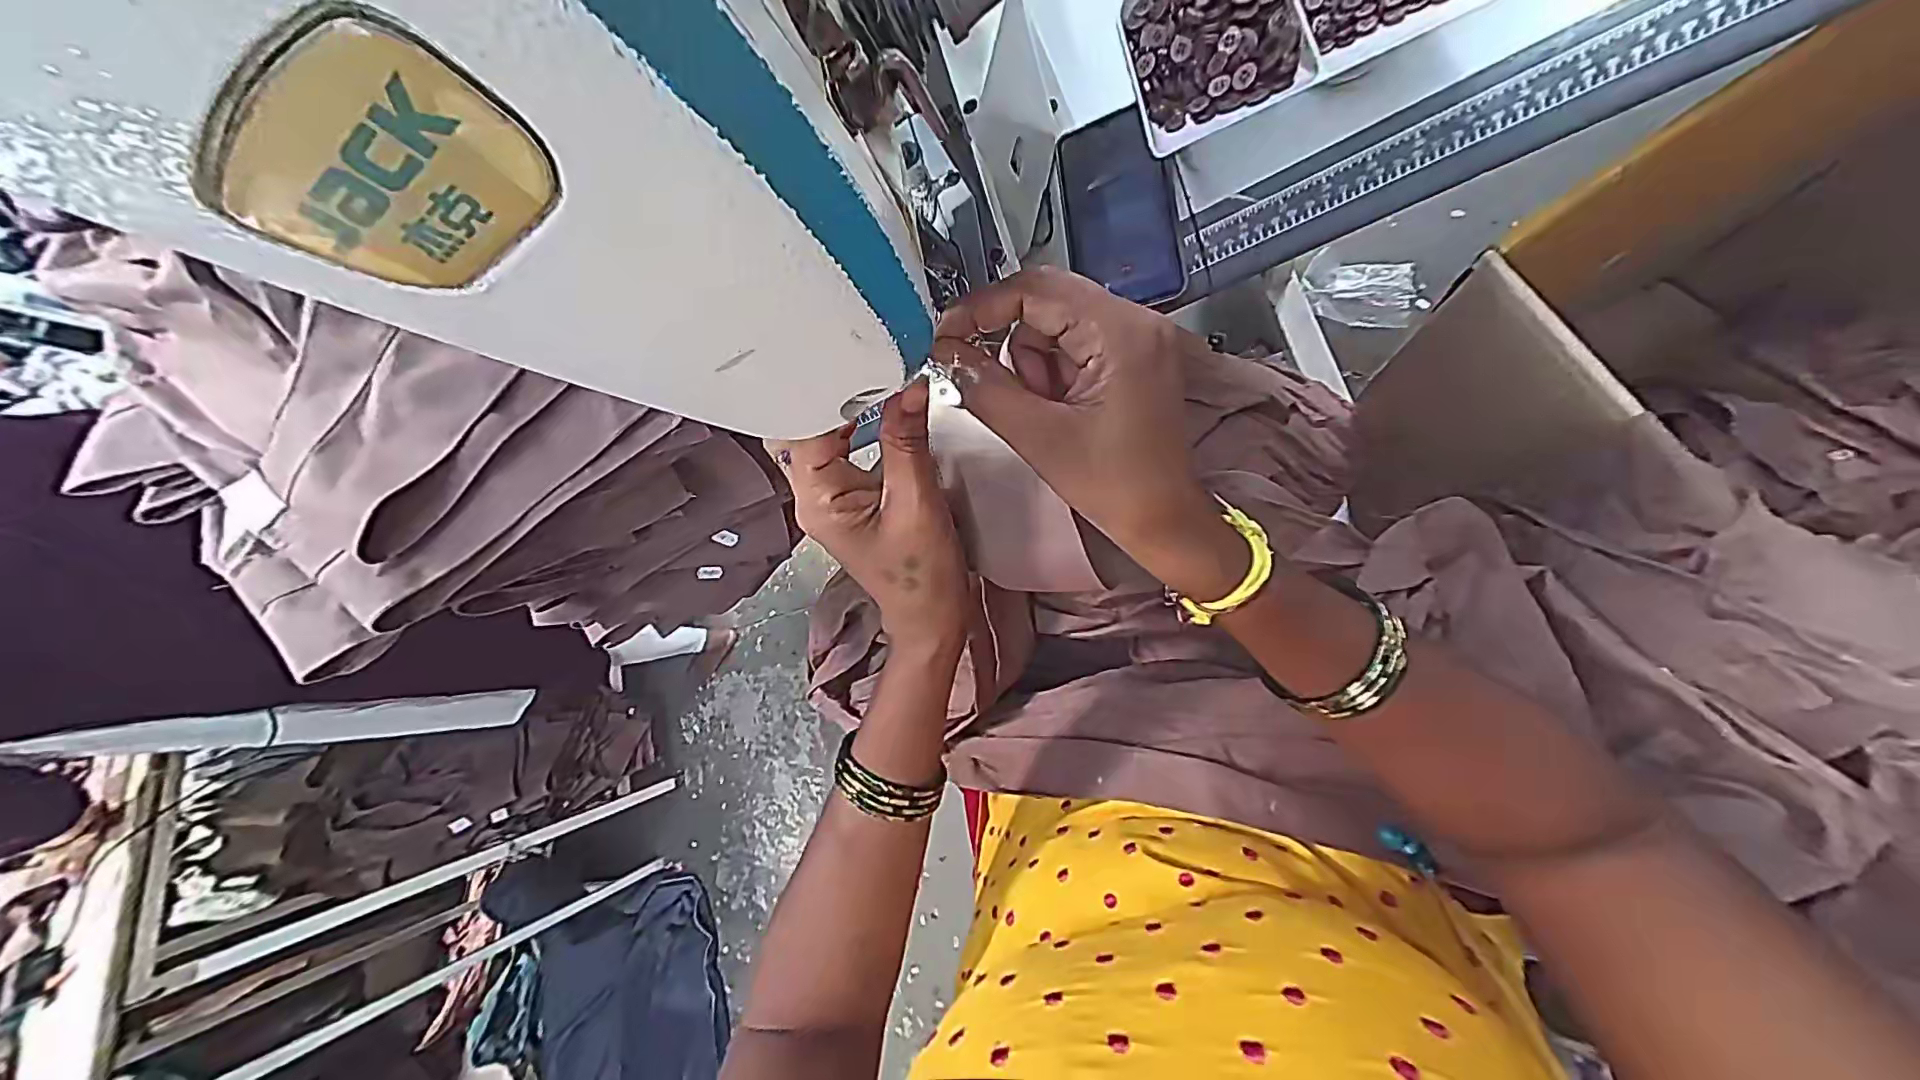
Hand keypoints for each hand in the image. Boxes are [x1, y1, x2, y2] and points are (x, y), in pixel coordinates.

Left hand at [773, 379, 968, 655]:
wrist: (931, 615)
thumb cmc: (922, 575)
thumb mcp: (918, 503)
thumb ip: (908, 441)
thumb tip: (910, 385)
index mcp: (817, 499)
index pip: (804, 426)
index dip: (825, 388)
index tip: (853, 354)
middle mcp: (812, 495)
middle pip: (798, 427)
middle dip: (823, 390)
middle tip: (854, 352)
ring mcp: (827, 497)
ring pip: (816, 435)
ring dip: (838, 404)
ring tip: (867, 371)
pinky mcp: (846, 496)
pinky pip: (838, 448)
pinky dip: (852, 422)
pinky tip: (873, 403)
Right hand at [933, 267, 1243, 595]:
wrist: (1163, 518)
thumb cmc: (1119, 487)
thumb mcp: (1038, 437)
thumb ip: (985, 388)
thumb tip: (947, 354)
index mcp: (1121, 335)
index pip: (1035, 289)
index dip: (981, 308)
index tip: (949, 336)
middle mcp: (1137, 324)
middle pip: (1044, 301)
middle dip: (1009, 343)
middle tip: (986, 379)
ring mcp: (1137, 340)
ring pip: (1054, 324)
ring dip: (1031, 363)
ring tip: (1043, 411)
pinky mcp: (1131, 358)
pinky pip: (1072, 345)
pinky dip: (1051, 373)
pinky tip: (1057, 409)